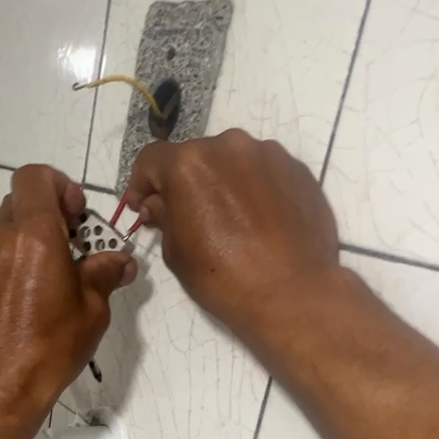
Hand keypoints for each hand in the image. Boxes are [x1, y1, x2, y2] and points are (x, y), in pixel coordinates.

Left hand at [0, 165, 135, 431]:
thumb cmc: (50, 349)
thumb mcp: (92, 312)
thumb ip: (104, 274)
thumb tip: (120, 261)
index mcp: (33, 237)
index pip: (35, 178)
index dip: (57, 186)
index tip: (74, 217)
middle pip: (17, 205)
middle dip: (43, 218)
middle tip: (64, 252)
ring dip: (21, 247)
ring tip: (39, 286)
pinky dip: (1, 272)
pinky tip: (15, 308)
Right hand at [124, 129, 344, 347]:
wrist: (291, 293)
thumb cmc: (223, 277)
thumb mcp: (176, 253)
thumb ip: (163, 217)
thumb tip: (159, 204)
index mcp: (189, 164)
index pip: (151, 160)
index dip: (141, 184)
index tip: (142, 208)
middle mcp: (229, 146)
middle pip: (195, 157)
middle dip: (185, 184)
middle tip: (187, 217)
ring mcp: (268, 154)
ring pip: (232, 162)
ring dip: (222, 183)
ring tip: (229, 221)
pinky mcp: (297, 169)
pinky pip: (263, 173)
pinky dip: (253, 190)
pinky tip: (257, 222)